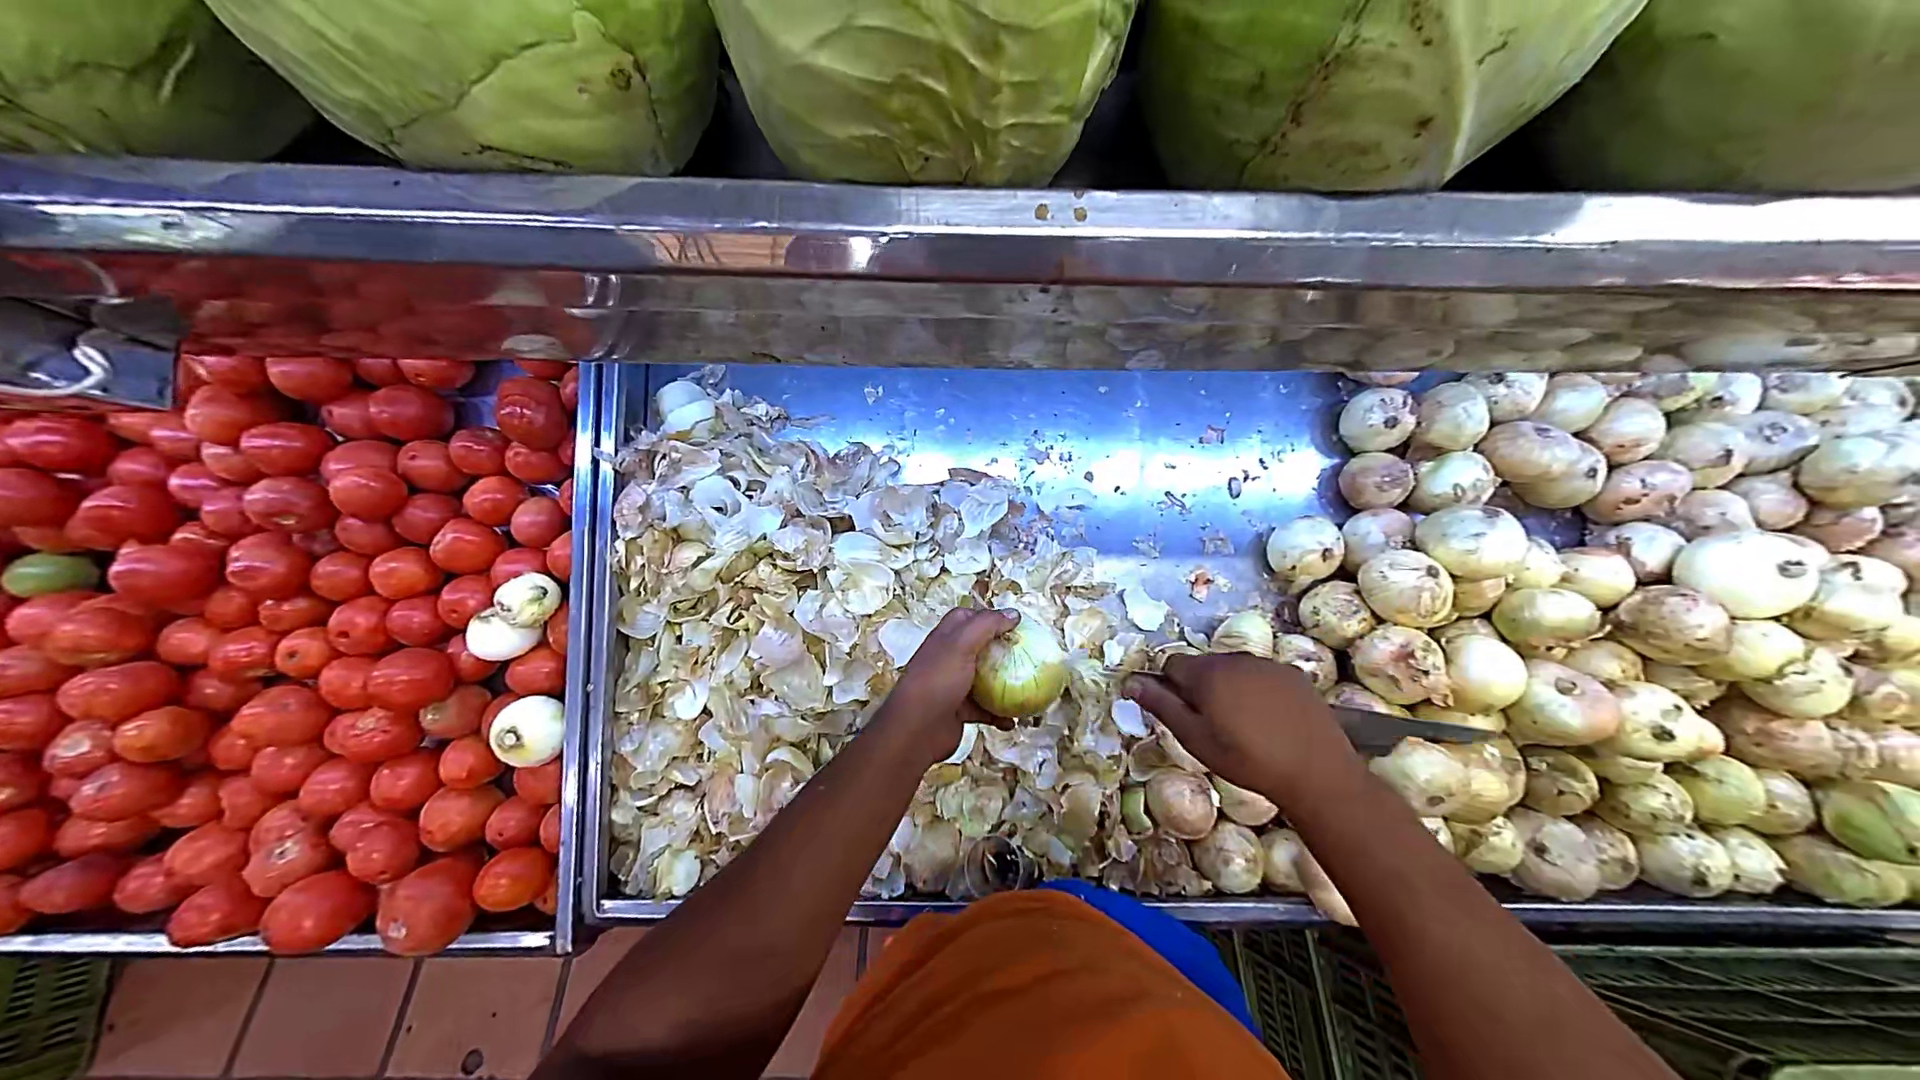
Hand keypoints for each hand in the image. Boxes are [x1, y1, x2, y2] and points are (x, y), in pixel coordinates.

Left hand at [874, 608, 1017, 765]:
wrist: (916, 730)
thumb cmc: (937, 681)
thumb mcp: (961, 644)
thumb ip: (986, 625)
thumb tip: (1013, 613)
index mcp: (945, 638)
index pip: (965, 618)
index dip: (987, 617)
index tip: (1012, 624)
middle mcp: (948, 659)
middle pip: (978, 648)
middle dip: (1000, 650)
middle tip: (1025, 654)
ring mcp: (953, 685)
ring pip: (984, 680)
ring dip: (1004, 684)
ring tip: (1026, 687)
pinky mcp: (959, 710)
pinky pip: (984, 710)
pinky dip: (999, 715)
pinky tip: (1014, 720)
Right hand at [1124, 652, 1363, 800]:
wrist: (1316, 772)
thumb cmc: (1246, 759)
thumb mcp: (1194, 738)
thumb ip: (1161, 705)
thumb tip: (1131, 682)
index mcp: (1207, 672)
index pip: (1171, 665)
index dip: (1170, 688)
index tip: (1182, 715)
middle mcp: (1235, 659)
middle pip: (1202, 665)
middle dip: (1199, 687)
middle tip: (1210, 724)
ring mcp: (1267, 664)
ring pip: (1232, 669)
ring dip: (1228, 688)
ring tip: (1241, 724)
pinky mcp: (1293, 675)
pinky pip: (1261, 676)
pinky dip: (1256, 690)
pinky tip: (1267, 720)